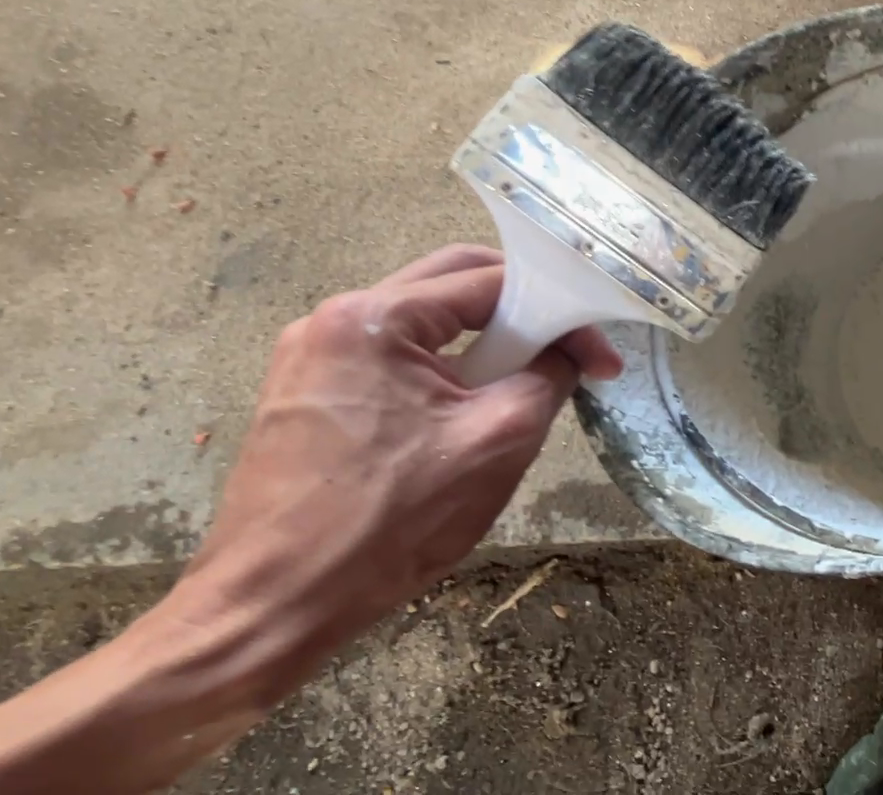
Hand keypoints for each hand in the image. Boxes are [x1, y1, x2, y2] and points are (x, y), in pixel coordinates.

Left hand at [177, 245, 621, 680]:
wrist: (273, 608)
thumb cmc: (394, 519)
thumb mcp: (502, 438)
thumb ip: (549, 375)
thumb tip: (567, 355)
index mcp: (374, 318)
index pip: (493, 282)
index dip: (562, 313)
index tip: (602, 359)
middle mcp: (332, 320)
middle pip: (453, 283)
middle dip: (525, 309)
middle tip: (571, 349)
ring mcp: (312, 358)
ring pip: (426, 321)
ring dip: (487, 340)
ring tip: (528, 381)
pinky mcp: (308, 395)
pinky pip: (397, 356)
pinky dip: (448, 366)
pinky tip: (473, 406)